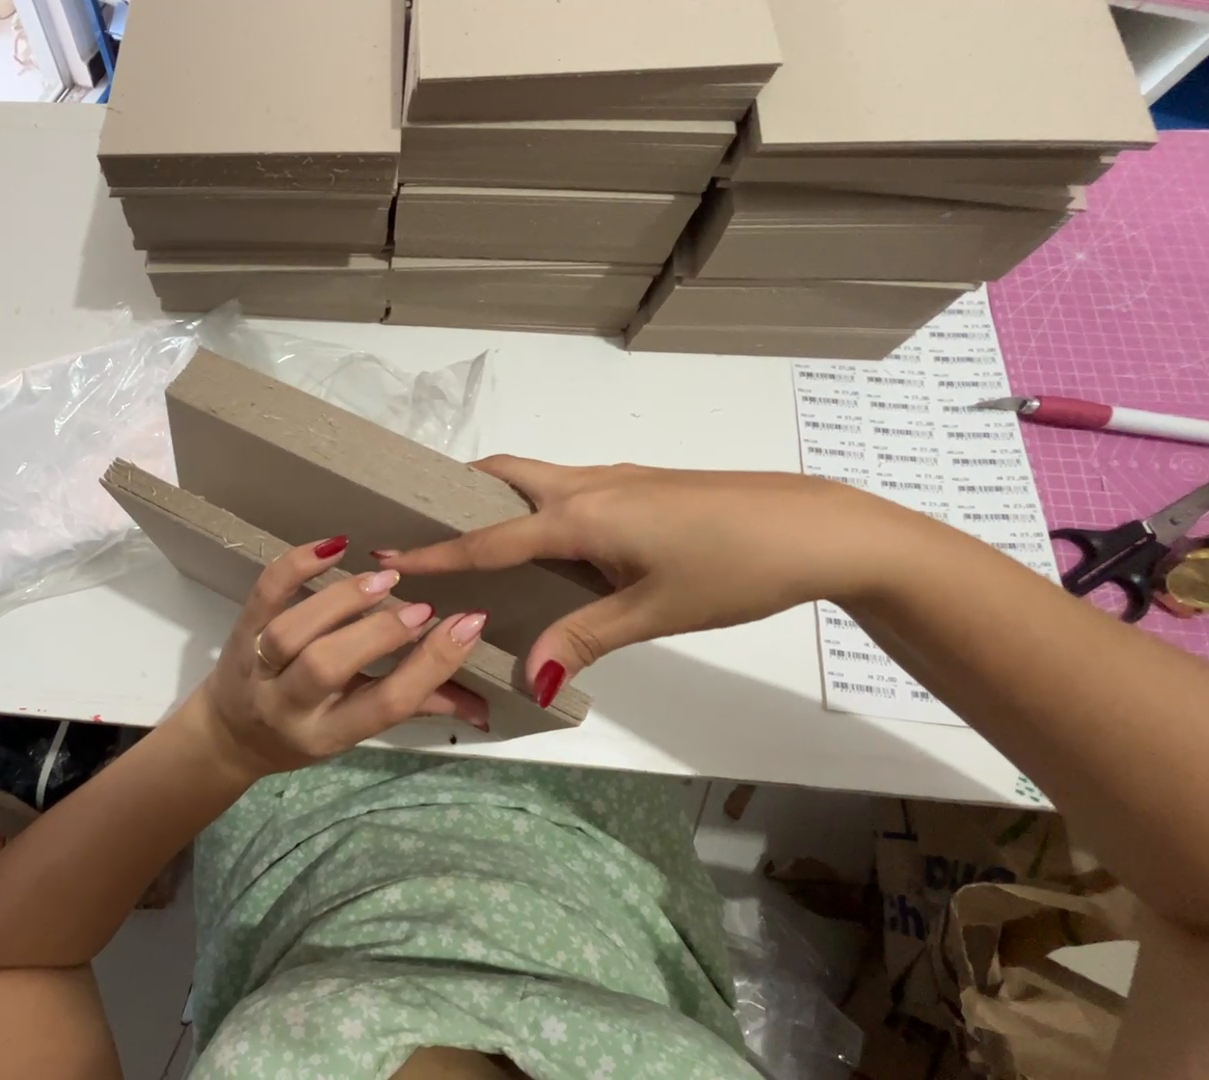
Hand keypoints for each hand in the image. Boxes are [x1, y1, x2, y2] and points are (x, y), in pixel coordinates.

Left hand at [184, 536, 491, 778]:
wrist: (229, 734)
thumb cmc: (302, 733)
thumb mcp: (354, 730)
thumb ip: (415, 708)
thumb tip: (483, 706)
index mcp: (328, 733)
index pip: (385, 704)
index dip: (430, 666)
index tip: (467, 626)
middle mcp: (289, 703)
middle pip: (330, 666)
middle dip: (381, 633)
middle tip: (424, 607)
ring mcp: (257, 665)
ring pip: (292, 632)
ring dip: (341, 601)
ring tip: (384, 579)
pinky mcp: (240, 630)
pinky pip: (263, 595)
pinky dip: (295, 566)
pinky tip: (334, 545)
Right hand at [377, 458, 920, 704]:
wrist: (823, 529)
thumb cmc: (734, 568)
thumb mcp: (652, 613)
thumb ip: (581, 641)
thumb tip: (525, 681)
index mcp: (579, 516)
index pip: (488, 539)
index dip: (435, 551)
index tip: (385, 553)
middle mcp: (587, 485)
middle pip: (504, 474)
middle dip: (460, 494)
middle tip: (430, 525)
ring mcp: (617, 479)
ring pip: (537, 477)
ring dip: (501, 498)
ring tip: (480, 539)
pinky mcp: (641, 485)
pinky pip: (567, 487)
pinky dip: (538, 505)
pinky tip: (555, 547)